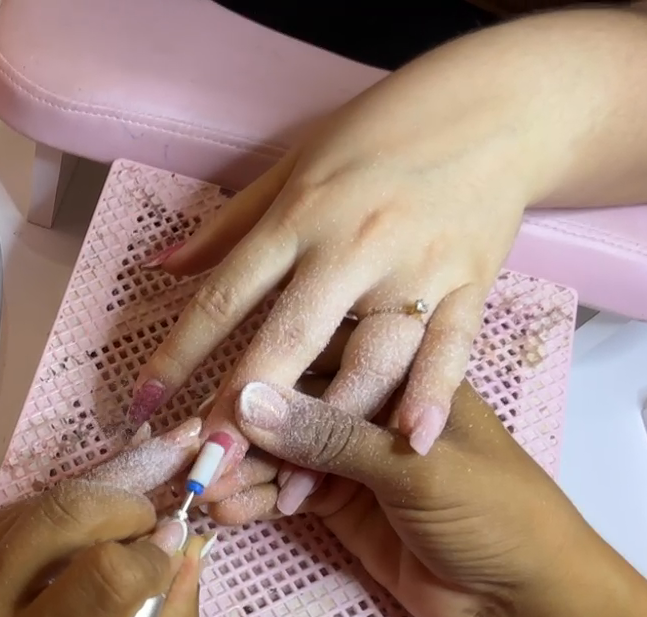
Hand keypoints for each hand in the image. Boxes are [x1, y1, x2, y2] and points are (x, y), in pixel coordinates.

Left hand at [0, 421, 208, 616]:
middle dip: (126, 509)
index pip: (100, 580)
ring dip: (98, 507)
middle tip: (146, 531)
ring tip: (112, 537)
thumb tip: (187, 555)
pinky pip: (25, 507)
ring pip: (47, 501)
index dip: (148, 559)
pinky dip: (65, 515)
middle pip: (68, 513)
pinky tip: (69, 543)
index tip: (166, 558)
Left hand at [129, 91, 536, 515]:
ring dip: (331, 424)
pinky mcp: (474, 280)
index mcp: (296, 218)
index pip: (221, 299)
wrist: (505, 100)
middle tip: (210, 462)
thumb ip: (225, 227)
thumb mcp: (291, 167)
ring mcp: (417, 265)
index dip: (175, 358)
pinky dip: (433, 394)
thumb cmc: (379, 135)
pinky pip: (452, 347)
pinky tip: (411, 442)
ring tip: (295, 486)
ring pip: (369, 356)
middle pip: (287, 338)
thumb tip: (159, 267)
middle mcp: (351, 246)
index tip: (141, 409)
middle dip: (245, 406)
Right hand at [231, 380, 591, 616]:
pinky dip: (256, 503)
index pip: (318, 362)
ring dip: (243, 475)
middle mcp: (368, 408)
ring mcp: (349, 457)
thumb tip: (247, 402)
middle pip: (289, 411)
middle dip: (242, 439)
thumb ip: (329, 436)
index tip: (213, 414)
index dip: (261, 386)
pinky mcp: (336, 501)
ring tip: (205, 496)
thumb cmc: (493, 514)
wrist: (520, 599)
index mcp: (403, 375)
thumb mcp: (413, 468)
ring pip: (280, 455)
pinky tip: (227, 514)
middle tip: (198, 464)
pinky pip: (284, 493)